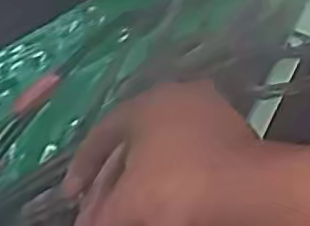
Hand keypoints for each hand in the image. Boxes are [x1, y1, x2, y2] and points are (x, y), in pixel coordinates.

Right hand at [65, 82, 286, 225]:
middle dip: (110, 179)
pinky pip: (188, 152)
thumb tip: (92, 218)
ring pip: (163, 146)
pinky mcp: (231, 131)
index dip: (82, 165)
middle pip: (135, 137)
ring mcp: (212, 110)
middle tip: (95, 213)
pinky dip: (169, 175)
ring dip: (139, 179)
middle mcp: (184, 95)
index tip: (69, 197)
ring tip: (123, 213)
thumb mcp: (119, 208)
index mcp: (153, 101)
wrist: (240, 189)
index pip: (106, 129)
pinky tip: (158, 203)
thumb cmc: (171, 187)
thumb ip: (97, 213)